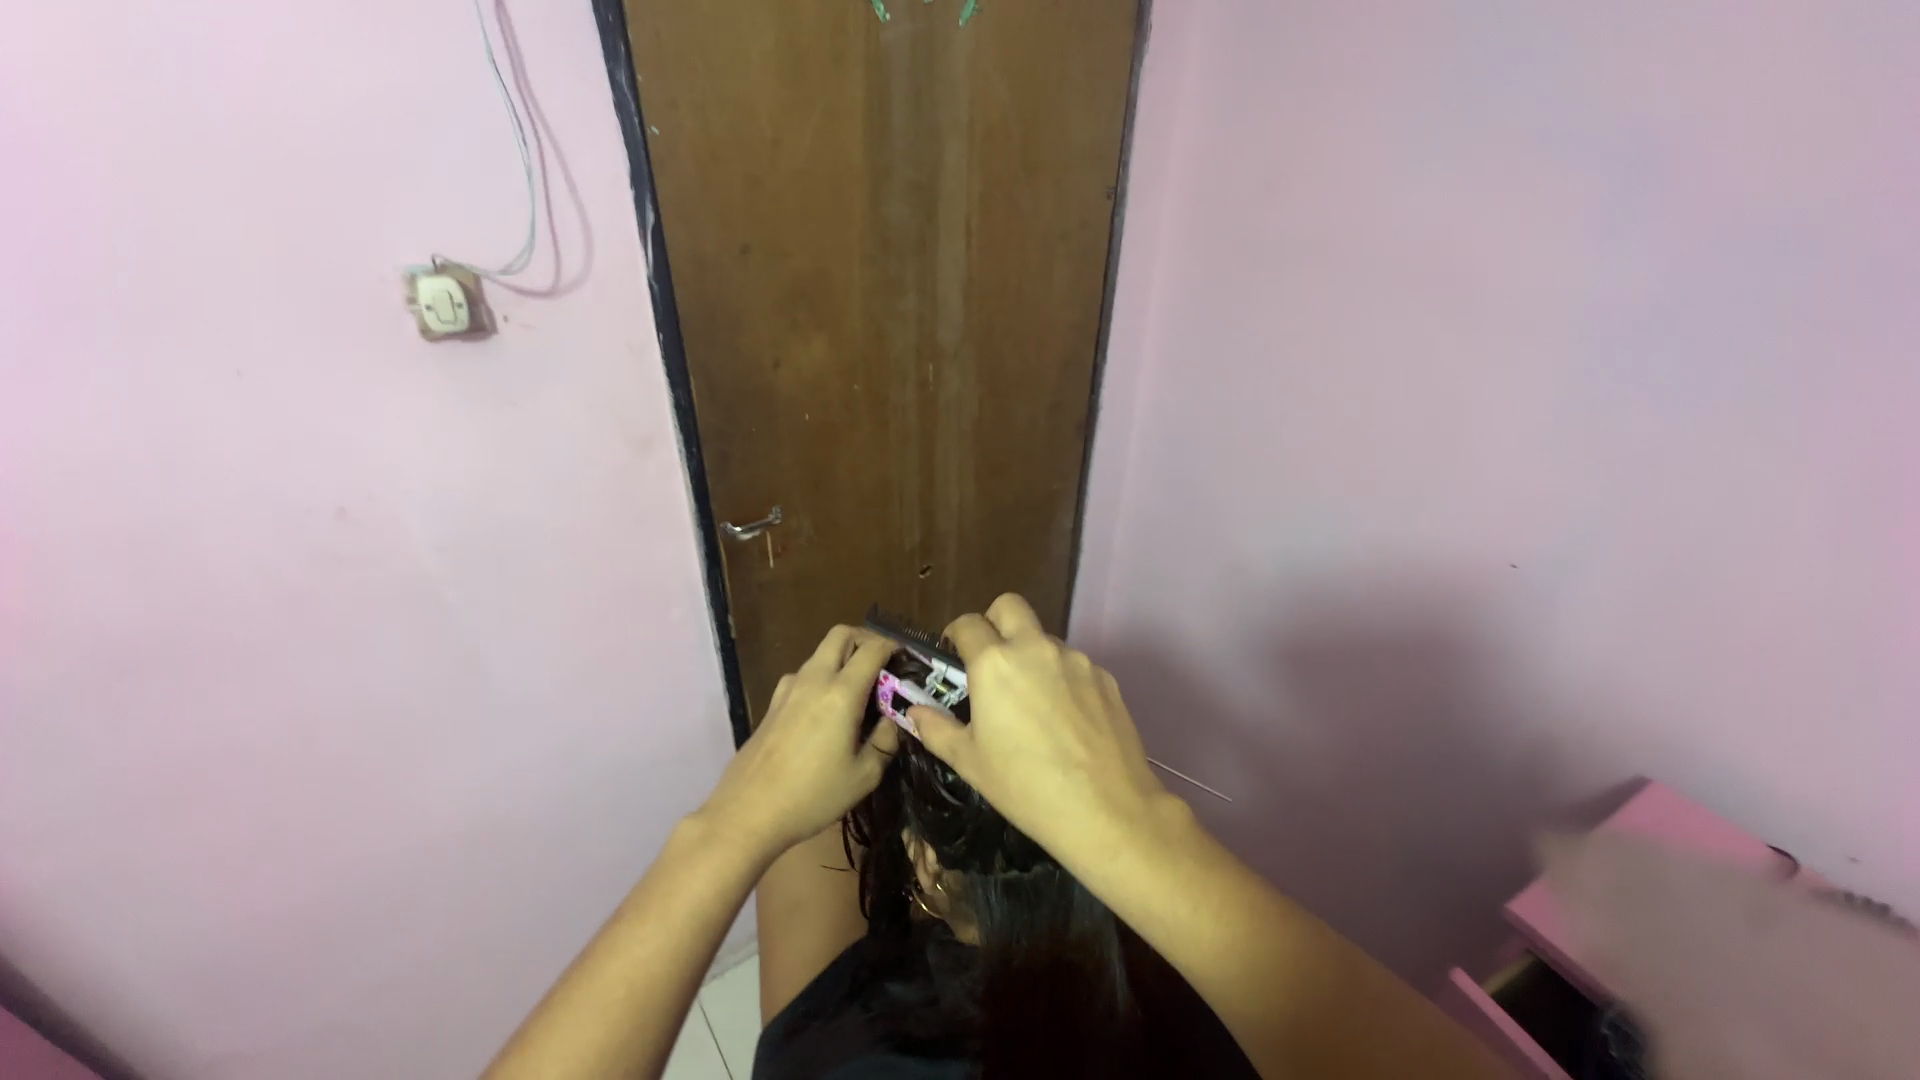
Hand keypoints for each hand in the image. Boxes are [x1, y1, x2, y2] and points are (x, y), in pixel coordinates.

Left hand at [699, 626, 899, 856]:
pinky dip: (821, 678)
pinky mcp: (772, 703)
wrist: (748, 812)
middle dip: (865, 640)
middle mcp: (814, 680)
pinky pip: (803, 676)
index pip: (872, 648)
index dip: (893, 647)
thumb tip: (893, 720)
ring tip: (857, 693)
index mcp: (841, 693)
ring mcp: (788, 689)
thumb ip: (885, 741)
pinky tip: (826, 712)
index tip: (906, 660)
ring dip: (842, 660)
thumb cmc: (813, 795)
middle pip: (841, 634)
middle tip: (882, 665)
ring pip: (820, 654)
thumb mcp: (864, 776)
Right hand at [905, 594, 1172, 861]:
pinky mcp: (1105, 677)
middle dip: (995, 623)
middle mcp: (1036, 648)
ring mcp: (1076, 660)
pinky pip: (1075, 665)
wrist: (1106, 810)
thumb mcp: (970, 763)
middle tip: (991, 662)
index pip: (967, 623)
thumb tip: (915, 712)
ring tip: (1032, 703)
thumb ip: (937, 729)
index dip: (956, 637)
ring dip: (1031, 655)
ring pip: (1045, 638)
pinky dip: (1063, 679)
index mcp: (995, 663)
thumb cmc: (1025, 787)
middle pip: (1010, 606)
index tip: (955, 660)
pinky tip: (1066, 721)